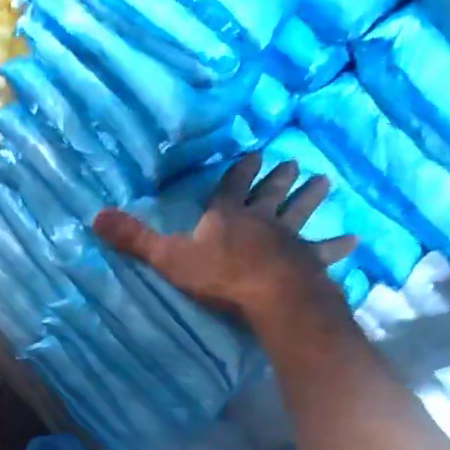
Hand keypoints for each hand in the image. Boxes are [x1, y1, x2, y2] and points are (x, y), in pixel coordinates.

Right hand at [93, 153, 354, 326]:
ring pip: (300, 212)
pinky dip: (338, 246)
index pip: (231, 185)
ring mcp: (288, 239)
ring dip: (310, 197)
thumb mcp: (169, 258)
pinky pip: (325, 251)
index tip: (253, 154)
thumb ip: (135, 239)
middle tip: (292, 163)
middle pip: (271, 193)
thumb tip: (95, 217)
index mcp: (227, 215)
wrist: (269, 295)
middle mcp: (261, 219)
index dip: (239, 171)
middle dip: (278, 178)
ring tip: (324, 182)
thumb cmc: (219, 277)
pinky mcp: (308, 261)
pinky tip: (355, 241)